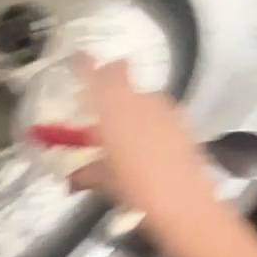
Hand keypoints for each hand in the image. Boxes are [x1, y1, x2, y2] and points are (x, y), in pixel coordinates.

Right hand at [70, 54, 215, 218]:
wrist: (183, 200)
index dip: (84, 63)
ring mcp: (164, 106)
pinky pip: (162, 111)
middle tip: (103, 98)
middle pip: (121, 72)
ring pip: (143, 95)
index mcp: (111, 109)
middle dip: (111, 79)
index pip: (93, 73)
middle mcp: (137, 99)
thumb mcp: (104, 180)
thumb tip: (73, 178)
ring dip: (134, 105)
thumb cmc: (135, 187)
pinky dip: (154, 120)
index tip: (78, 56)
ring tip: (131, 134)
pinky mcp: (183, 119)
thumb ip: (87, 172)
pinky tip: (155, 145)